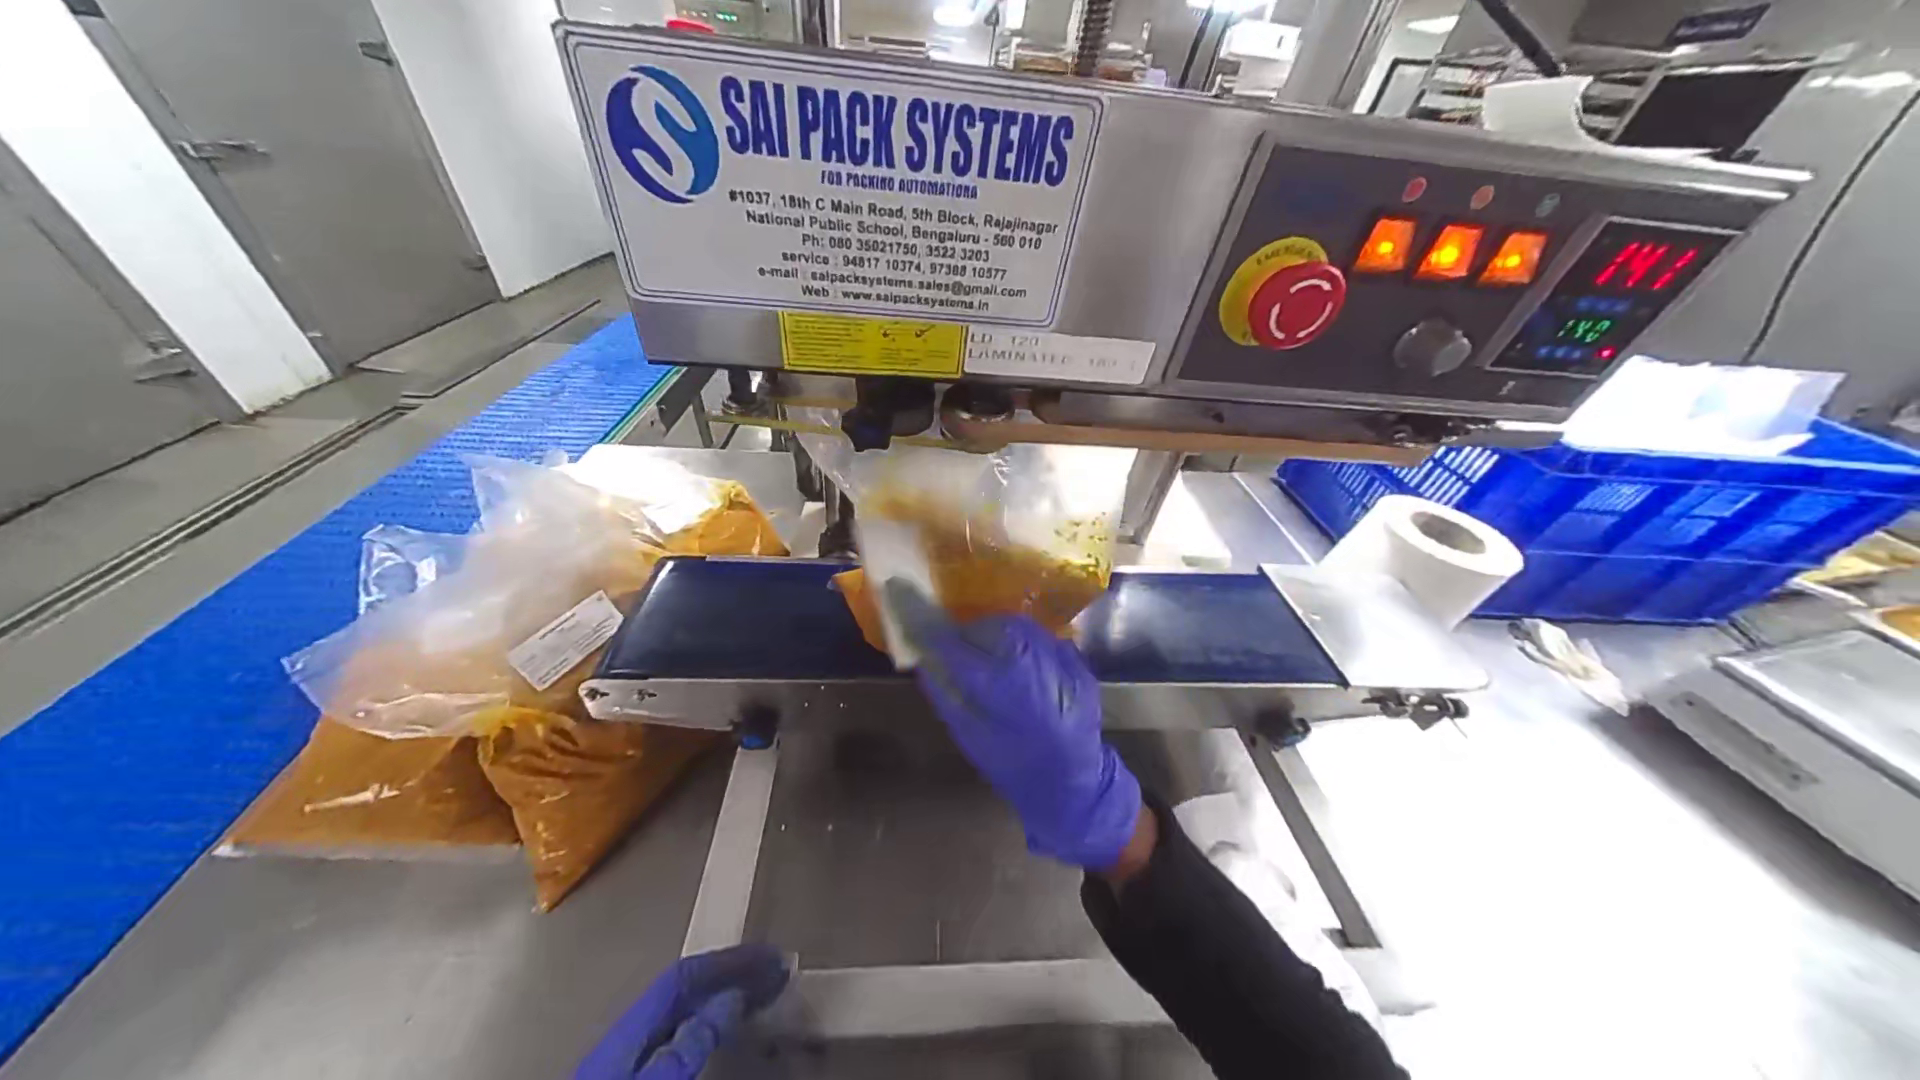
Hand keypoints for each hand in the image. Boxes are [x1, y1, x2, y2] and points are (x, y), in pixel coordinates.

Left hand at [576, 944, 789, 1079]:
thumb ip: (688, 1047)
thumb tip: (730, 999)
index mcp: (627, 1034)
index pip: (683, 978)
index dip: (728, 962)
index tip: (772, 960)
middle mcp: (624, 1042)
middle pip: (682, 992)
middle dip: (729, 976)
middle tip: (776, 976)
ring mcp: (623, 1067)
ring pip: (680, 1017)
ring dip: (721, 1000)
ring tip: (759, 1001)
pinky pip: (677, 1043)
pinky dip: (708, 1031)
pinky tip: (724, 1042)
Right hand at [886, 580, 1141, 870]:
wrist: (1072, 781)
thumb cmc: (1013, 765)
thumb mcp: (970, 737)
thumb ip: (945, 696)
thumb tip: (924, 662)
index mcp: (999, 683)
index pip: (957, 648)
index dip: (936, 638)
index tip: (924, 633)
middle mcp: (1029, 660)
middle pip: (989, 628)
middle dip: (970, 634)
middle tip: (960, 648)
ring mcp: (1058, 657)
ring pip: (1016, 626)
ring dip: (996, 634)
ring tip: (989, 654)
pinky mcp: (1076, 661)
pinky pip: (1041, 637)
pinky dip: (1024, 643)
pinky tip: (1020, 663)